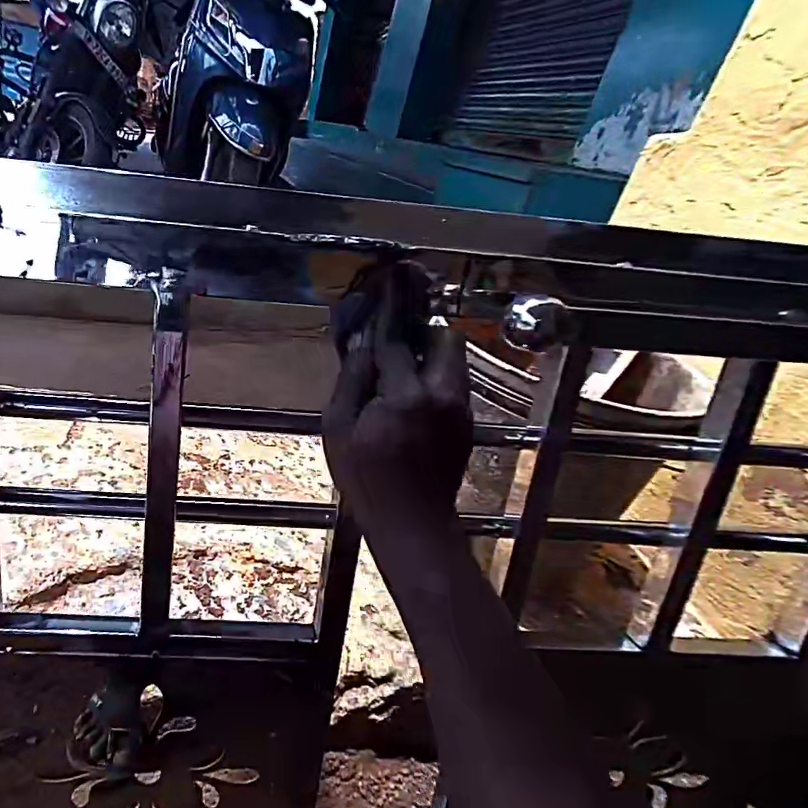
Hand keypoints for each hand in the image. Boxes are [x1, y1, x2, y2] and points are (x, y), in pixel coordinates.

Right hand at [323, 266, 472, 545]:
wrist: (412, 523)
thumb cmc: (366, 480)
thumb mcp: (339, 429)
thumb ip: (351, 380)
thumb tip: (363, 344)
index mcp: (407, 396)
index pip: (396, 341)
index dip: (388, 312)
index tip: (387, 284)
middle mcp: (443, 395)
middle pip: (445, 338)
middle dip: (422, 331)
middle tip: (397, 341)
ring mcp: (461, 409)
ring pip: (454, 359)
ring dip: (430, 354)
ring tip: (402, 370)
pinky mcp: (467, 422)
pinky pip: (455, 382)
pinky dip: (436, 377)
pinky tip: (413, 397)